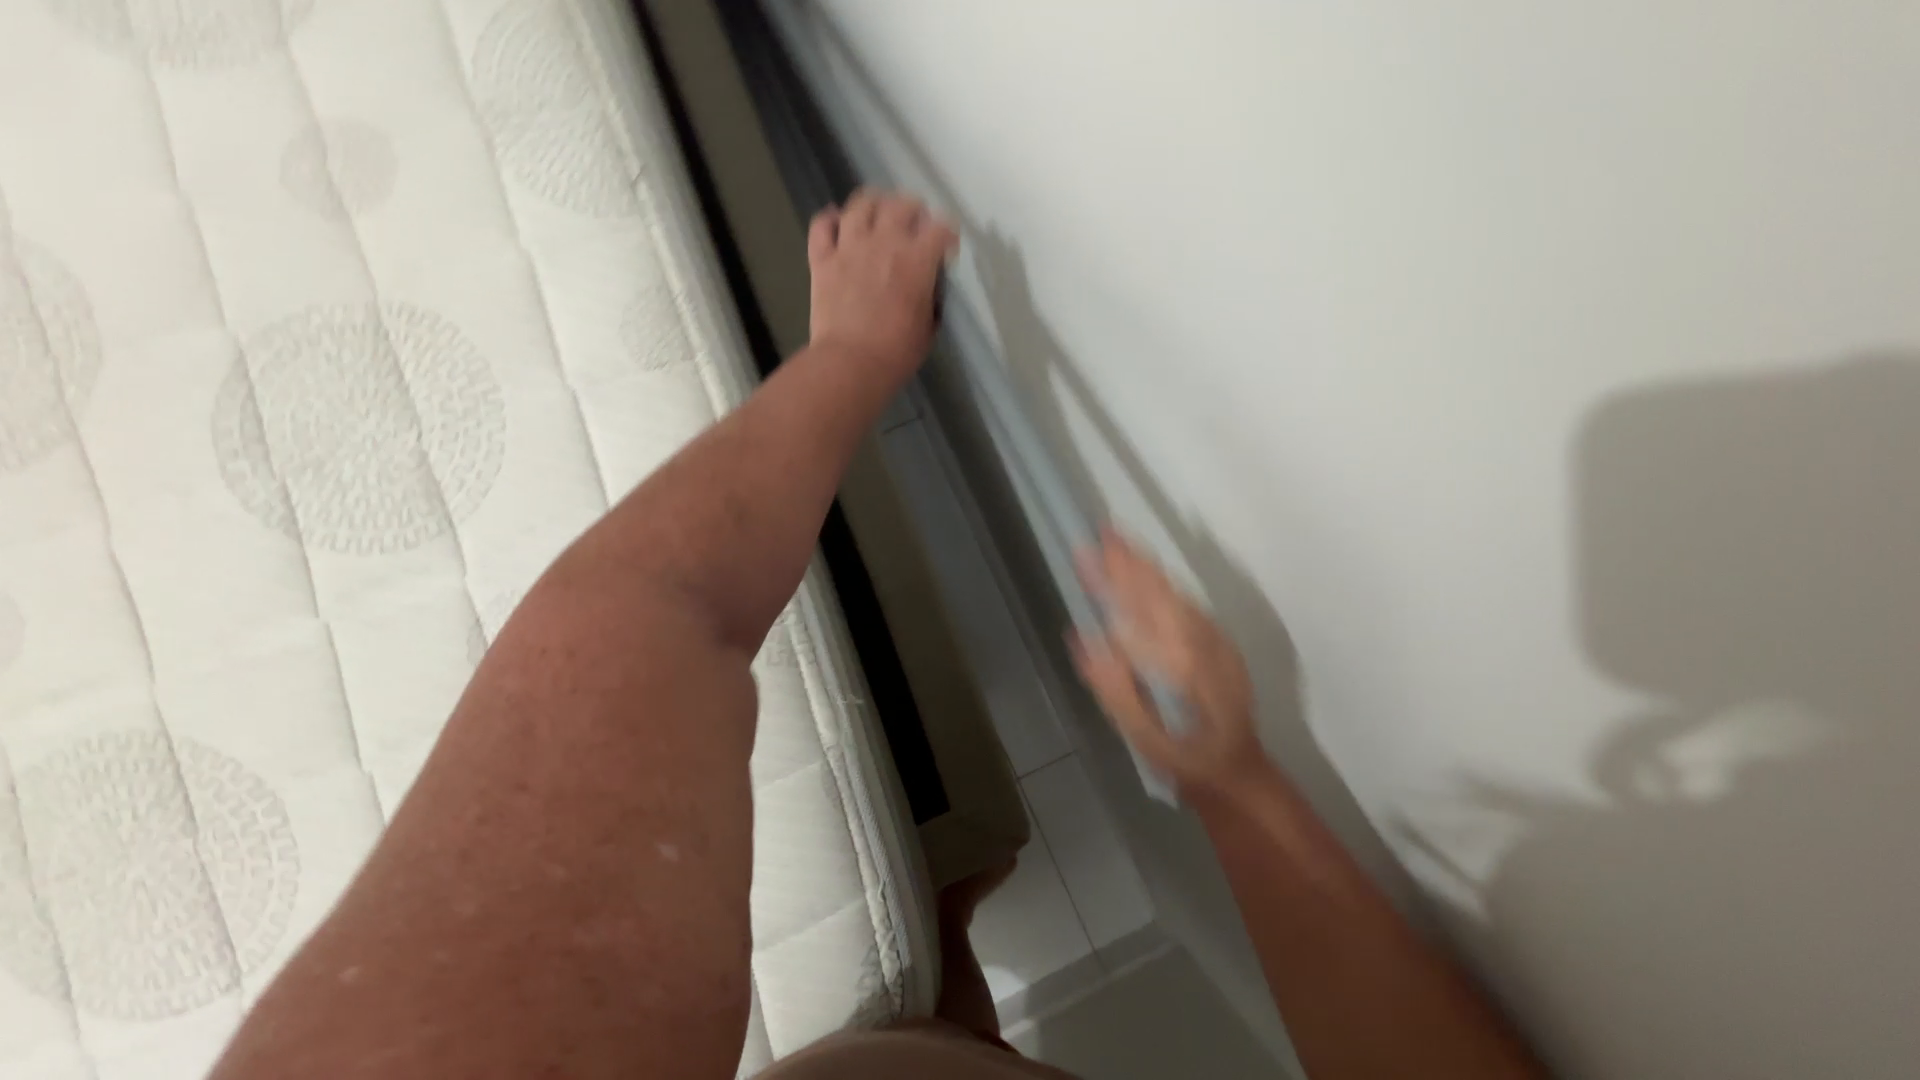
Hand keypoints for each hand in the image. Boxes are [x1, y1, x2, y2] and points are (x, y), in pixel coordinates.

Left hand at [807, 189, 957, 370]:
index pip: (940, 229)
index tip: (947, 246)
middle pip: (902, 205)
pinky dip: (829, 219)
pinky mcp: (822, 259)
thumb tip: (927, 286)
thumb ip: (930, 297)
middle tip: (915, 220)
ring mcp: (849, 247)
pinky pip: (822, 225)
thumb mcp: (929, 326)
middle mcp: (884, 242)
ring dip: (874, 203)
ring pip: (861, 204)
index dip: (948, 234)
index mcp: (917, 260)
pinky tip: (837, 222)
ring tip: (878, 211)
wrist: (850, 363)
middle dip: (914, 209)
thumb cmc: (897, 353)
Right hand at [1072, 529, 1265, 799]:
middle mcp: (1206, 641)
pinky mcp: (1221, 646)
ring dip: (1148, 569)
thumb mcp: (1143, 735)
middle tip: (1104, 528)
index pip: (1143, 605)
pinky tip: (1148, 579)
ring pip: (1178, 594)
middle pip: (1163, 591)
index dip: (1116, 574)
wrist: (1237, 773)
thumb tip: (1082, 637)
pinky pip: (1187, 606)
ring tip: (1120, 544)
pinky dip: (1163, 587)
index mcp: (1184, 660)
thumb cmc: (1185, 758)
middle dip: (1132, 559)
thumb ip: (1114, 687)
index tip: (1093, 547)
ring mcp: (1217, 642)